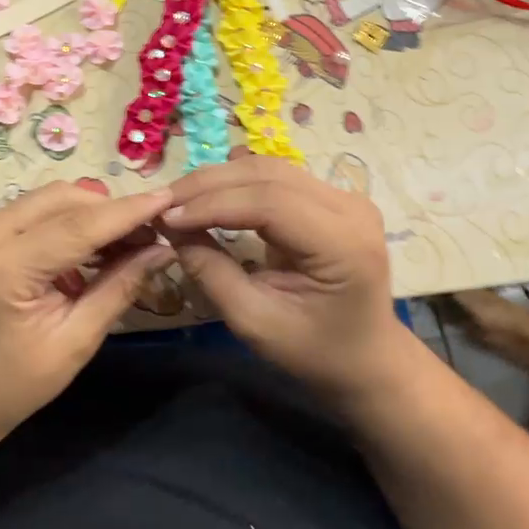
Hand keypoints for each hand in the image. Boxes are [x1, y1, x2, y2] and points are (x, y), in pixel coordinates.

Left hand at [0, 183, 175, 451]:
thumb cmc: (9, 386)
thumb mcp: (73, 343)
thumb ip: (118, 289)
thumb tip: (161, 251)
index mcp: (7, 264)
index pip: (80, 223)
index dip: (129, 211)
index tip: (172, 199)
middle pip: (63, 199)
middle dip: (111, 210)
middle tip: (153, 235)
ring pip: (49, 201)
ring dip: (90, 215)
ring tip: (131, 245)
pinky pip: (33, 215)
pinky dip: (67, 224)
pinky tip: (93, 252)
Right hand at [160, 156, 413, 404]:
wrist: (367, 360)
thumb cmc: (314, 351)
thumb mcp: (253, 322)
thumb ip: (211, 271)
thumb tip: (169, 228)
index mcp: (343, 244)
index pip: (269, 203)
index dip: (212, 204)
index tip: (165, 218)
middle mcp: (349, 207)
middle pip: (267, 175)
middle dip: (207, 186)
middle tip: (162, 204)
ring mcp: (343, 197)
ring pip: (267, 168)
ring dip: (217, 180)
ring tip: (177, 200)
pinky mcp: (330, 197)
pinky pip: (274, 177)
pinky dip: (234, 183)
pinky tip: (205, 197)